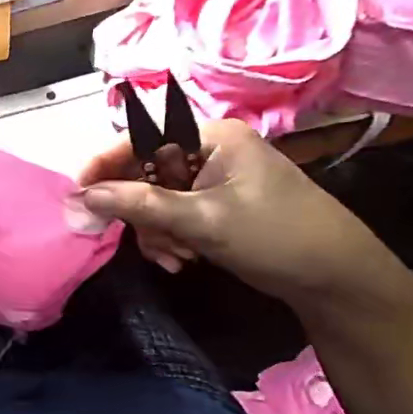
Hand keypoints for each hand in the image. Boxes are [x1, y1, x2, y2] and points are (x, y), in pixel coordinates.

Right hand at [78, 119, 412, 319]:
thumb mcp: (202, 220)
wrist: (335, 278)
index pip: (141, 139)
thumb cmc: (274, 237)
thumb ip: (140, 205)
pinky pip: (172, 216)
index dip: (105, 165)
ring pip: (155, 200)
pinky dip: (170, 238)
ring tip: (176, 258)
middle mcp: (209, 150)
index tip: (77, 195)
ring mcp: (212, 179)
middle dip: (140, 212)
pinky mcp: (215, 205)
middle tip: (142, 241)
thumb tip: (83, 197)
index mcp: (211, 136)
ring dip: (156, 232)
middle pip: (145, 172)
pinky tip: (183, 260)